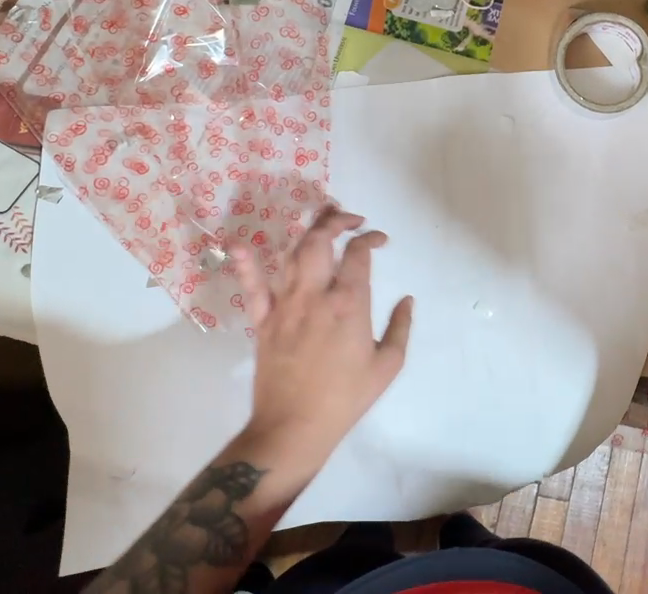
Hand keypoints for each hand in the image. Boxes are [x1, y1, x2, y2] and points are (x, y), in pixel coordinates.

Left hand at [233, 208, 412, 477]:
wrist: (294, 427)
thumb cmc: (346, 398)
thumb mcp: (387, 365)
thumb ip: (400, 327)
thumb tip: (406, 300)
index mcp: (349, 303)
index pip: (358, 253)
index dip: (370, 238)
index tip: (380, 240)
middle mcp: (315, 295)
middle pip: (320, 241)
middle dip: (335, 221)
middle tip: (350, 219)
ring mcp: (284, 305)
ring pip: (292, 255)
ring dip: (306, 232)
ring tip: (319, 221)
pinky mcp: (263, 321)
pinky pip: (253, 287)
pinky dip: (246, 265)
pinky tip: (240, 246)